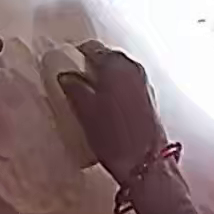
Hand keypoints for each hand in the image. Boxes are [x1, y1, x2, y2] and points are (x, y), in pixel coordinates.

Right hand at [56, 41, 166, 184]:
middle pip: (106, 56)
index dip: (76, 55)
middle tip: (76, 81)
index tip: (66, 66)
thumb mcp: (85, 111)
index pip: (90, 47)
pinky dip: (116, 86)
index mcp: (113, 63)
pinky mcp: (149, 95)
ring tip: (91, 95)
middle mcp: (130, 64)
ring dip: (105, 77)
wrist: (148, 166)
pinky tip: (108, 104)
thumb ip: (73, 87)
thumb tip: (64, 74)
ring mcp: (142, 79)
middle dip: (91, 66)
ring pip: (117, 69)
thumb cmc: (113, 136)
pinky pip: (127, 81)